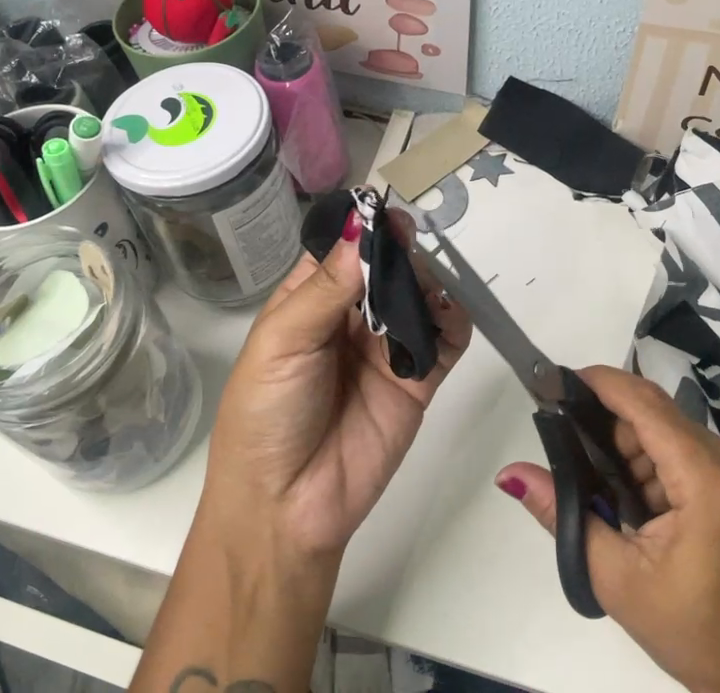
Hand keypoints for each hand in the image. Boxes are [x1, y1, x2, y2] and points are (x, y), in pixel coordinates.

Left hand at [201, 208, 471, 558]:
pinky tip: (448, 313)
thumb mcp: (282, 345)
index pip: (341, 252)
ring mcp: (385, 350)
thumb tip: (361, 227)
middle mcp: (348, 320)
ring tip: (428, 282)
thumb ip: (325, 290)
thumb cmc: (266, 415)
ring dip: (427, 283)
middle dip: (400, 254)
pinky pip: (444, 343)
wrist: (285, 507)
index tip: (386, 211)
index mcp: (307, 303)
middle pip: (385, 270)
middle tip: (413, 243)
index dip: (362, 230)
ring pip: (417, 300)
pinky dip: (453, 322)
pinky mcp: (417, 383)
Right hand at [495, 367, 719, 692]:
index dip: (604, 383)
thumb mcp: (618, 579)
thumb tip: (511, 475)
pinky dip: (665, 471)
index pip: (649, 406)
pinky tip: (641, 505)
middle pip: (665, 420)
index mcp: (711, 483)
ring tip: (604, 489)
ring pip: (682, 439)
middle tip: (569, 447)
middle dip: (614, 426)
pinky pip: (702, 461)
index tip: (561, 378)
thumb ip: (563, 516)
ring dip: (639, 451)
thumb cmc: (698, 637)